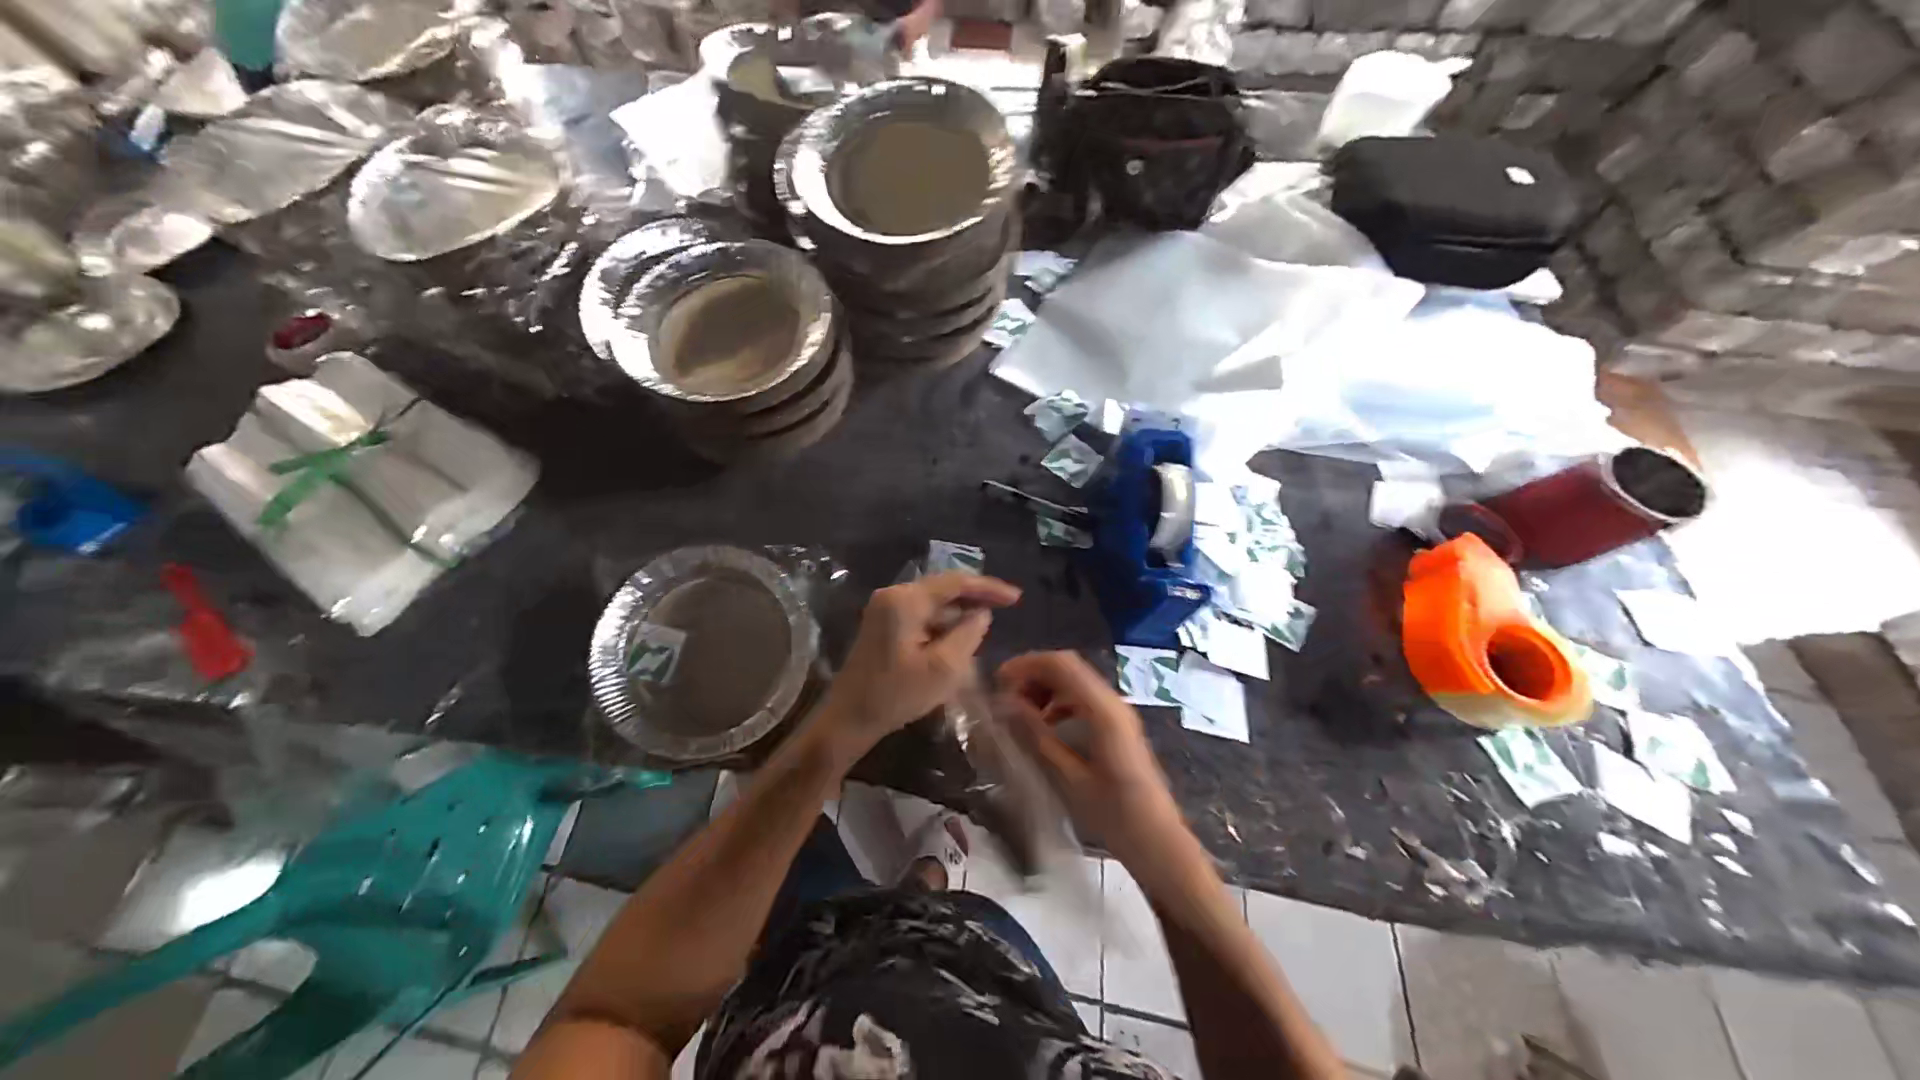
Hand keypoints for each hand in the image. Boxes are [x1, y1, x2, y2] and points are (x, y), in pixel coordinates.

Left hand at [814, 571, 1021, 760]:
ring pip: (933, 601)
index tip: (1016, 598)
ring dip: (959, 610)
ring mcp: (885, 609)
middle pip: (943, 588)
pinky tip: (960, 634)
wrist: (848, 718)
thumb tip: (982, 614)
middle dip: (975, 596)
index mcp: (906, 601)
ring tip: (989, 621)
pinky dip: (943, 621)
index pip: (955, 583)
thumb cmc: (896, 695)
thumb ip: (968, 635)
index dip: (988, 587)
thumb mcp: (943, 669)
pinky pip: (921, 614)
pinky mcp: (883, 624)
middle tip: (1008, 605)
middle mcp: (893, 595)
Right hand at [997, 651, 1201, 892]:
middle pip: (1068, 669)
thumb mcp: (1067, 777)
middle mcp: (1113, 703)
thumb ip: (1035, 735)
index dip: (1026, 665)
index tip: (997, 682)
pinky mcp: (1117, 727)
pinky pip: (1083, 700)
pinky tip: (1044, 725)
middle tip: (1004, 698)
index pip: (1061, 665)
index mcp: (1103, 711)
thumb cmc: (1113, 814)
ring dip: (1044, 688)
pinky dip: (1058, 702)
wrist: (1157, 842)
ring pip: (1074, 682)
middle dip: (1032, 675)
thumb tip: (1004, 704)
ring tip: (1019, 713)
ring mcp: (1117, 714)